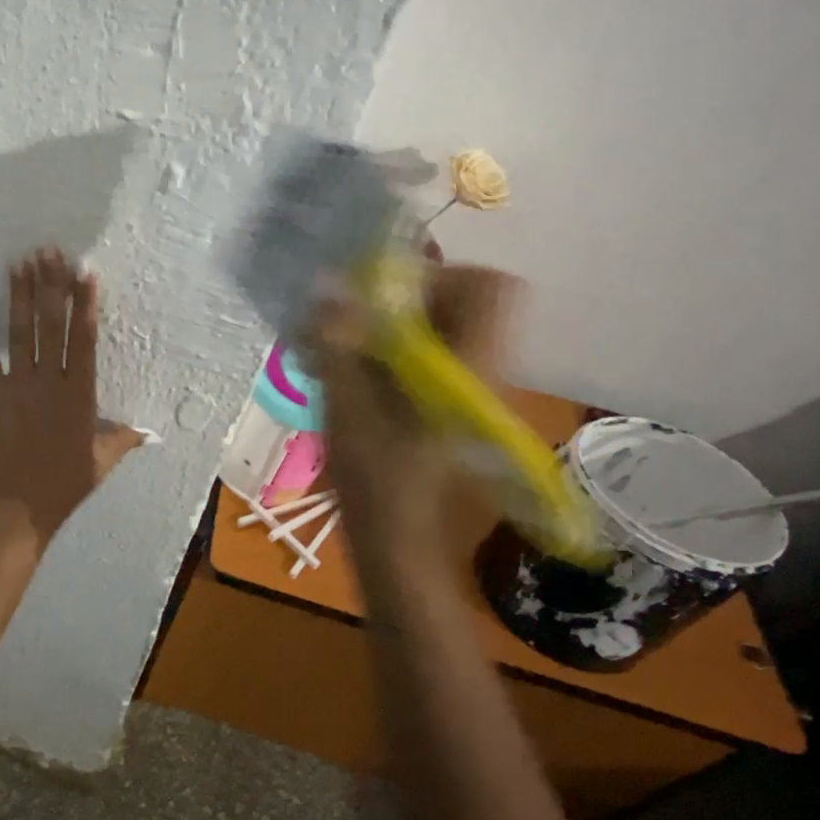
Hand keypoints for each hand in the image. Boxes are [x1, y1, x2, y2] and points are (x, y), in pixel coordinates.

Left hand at [0, 248, 144, 543]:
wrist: (21, 505)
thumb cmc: (67, 483)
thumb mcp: (102, 460)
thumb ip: (123, 439)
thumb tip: (149, 432)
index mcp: (80, 393)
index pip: (84, 338)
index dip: (85, 303)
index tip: (85, 272)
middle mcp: (51, 381)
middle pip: (52, 325)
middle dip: (51, 285)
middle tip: (50, 251)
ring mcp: (19, 386)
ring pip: (21, 333)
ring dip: (21, 297)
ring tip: (21, 263)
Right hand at [304, 264, 517, 554]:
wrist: (400, 543)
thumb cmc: (378, 478)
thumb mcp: (347, 403)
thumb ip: (339, 339)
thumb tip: (328, 282)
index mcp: (474, 365)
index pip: (491, 286)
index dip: (439, 275)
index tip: (385, 295)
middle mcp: (490, 370)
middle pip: (467, 303)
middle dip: (409, 300)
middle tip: (358, 320)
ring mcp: (476, 391)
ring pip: (449, 330)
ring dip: (399, 326)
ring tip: (350, 350)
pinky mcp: (457, 409)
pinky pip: (437, 357)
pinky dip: (399, 353)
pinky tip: (360, 378)